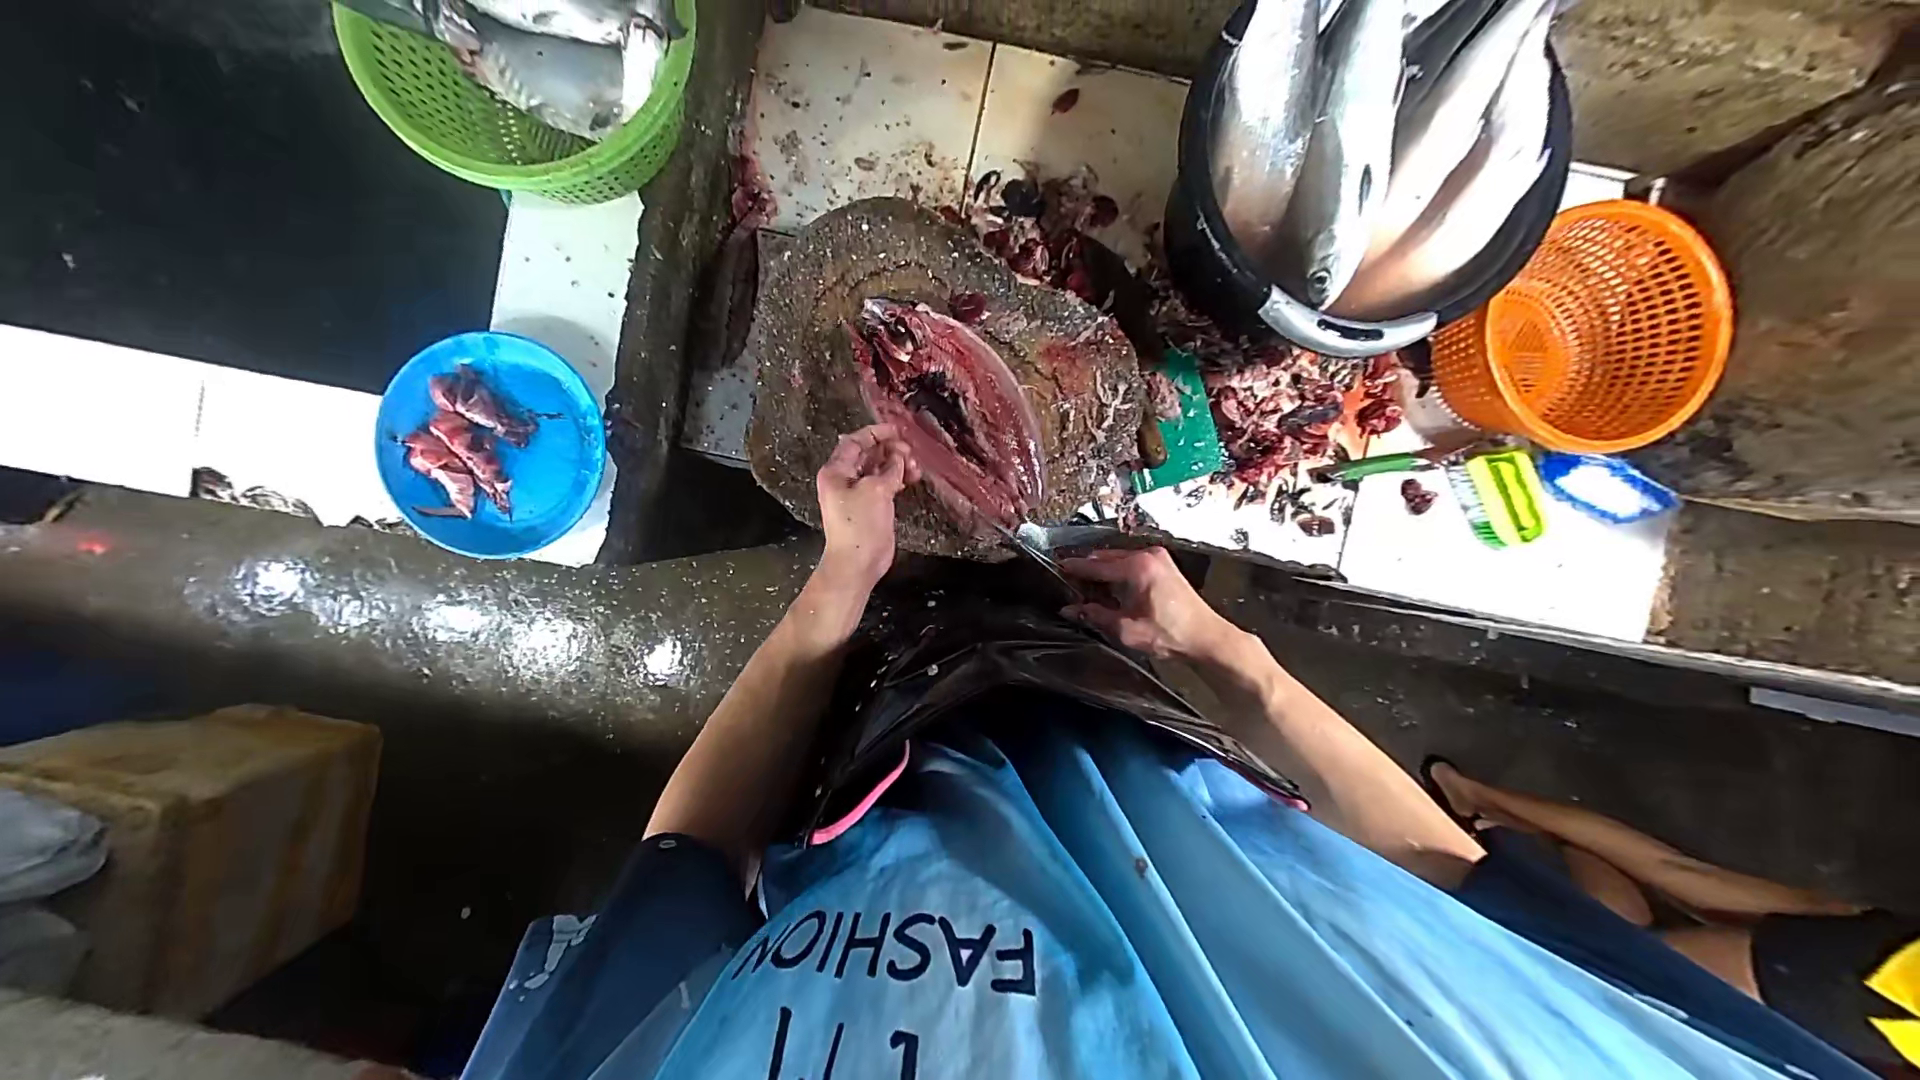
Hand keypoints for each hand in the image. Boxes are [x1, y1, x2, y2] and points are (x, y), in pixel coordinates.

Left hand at [814, 424, 920, 593]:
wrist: (857, 562)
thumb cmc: (859, 525)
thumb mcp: (876, 489)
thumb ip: (890, 468)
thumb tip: (899, 455)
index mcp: (837, 471)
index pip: (856, 442)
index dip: (877, 433)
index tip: (898, 431)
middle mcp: (845, 479)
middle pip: (869, 454)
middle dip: (891, 450)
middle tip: (910, 452)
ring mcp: (858, 494)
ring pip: (880, 469)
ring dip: (898, 464)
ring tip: (915, 468)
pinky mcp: (871, 506)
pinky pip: (885, 484)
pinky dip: (898, 479)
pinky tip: (912, 478)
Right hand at [1059, 547, 1243, 661]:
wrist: (1207, 637)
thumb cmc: (1171, 635)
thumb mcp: (1126, 629)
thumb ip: (1095, 616)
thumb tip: (1070, 610)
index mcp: (1136, 568)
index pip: (1095, 565)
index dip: (1074, 569)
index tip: (1058, 568)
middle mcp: (1147, 555)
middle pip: (1105, 558)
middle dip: (1087, 571)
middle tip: (1070, 585)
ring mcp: (1157, 557)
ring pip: (1117, 559)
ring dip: (1102, 572)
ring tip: (1088, 589)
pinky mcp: (1163, 564)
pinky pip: (1131, 562)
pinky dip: (1117, 572)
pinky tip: (1110, 588)